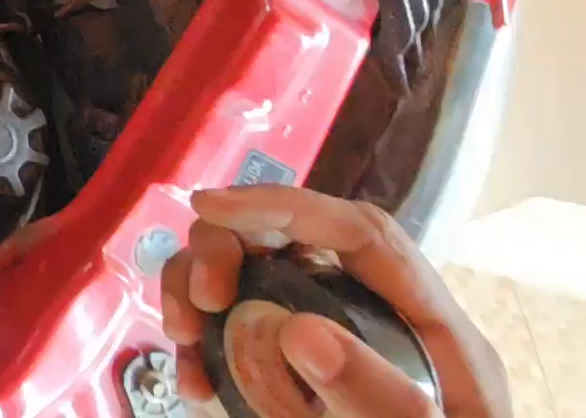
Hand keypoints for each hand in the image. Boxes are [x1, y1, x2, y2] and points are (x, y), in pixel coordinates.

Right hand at [161, 185, 508, 416]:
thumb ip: (382, 399)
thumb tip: (300, 332)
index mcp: (421, 319)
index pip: (354, 230)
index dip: (279, 205)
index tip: (207, 207)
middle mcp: (359, 304)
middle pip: (277, 235)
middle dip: (219, 250)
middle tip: (200, 298)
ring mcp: (307, 320)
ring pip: (232, 263)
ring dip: (189, 286)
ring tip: (181, 336)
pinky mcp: (269, 345)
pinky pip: (214, 311)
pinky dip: (191, 332)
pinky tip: (191, 376)